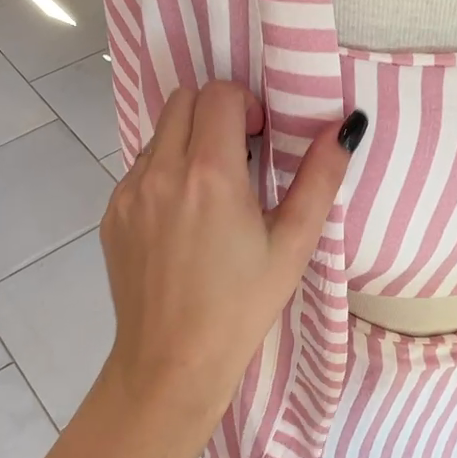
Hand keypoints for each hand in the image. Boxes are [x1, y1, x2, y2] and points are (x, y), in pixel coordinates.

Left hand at [99, 81, 361, 421]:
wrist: (172, 362)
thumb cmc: (243, 306)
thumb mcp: (293, 244)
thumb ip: (320, 177)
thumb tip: (344, 126)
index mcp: (209, 174)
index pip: (219, 95)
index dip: (246, 105)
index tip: (261, 139)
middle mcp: (161, 172)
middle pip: (183, 100)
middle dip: (215, 113)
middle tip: (240, 156)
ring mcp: (128, 193)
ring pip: (159, 135)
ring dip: (188, 143)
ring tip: (211, 194)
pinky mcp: (111, 215)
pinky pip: (139, 171)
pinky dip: (164, 175)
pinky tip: (183, 222)